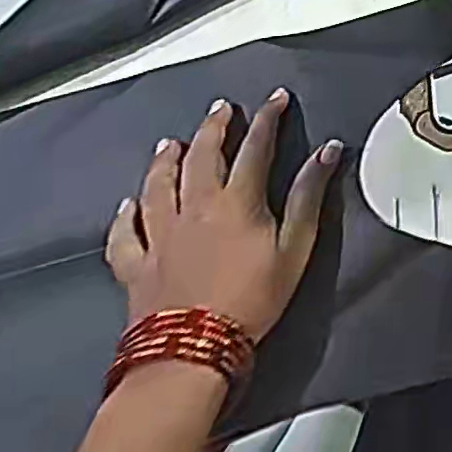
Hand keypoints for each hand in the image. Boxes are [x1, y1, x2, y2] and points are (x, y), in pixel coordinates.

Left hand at [105, 90, 341, 341]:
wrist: (191, 353)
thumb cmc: (253, 298)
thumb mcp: (295, 246)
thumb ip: (309, 194)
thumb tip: (327, 150)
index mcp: (236, 201)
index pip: (255, 147)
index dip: (268, 118)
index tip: (277, 98)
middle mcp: (195, 208)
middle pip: (201, 157)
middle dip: (213, 128)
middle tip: (220, 108)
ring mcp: (160, 236)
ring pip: (158, 186)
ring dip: (166, 160)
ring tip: (171, 142)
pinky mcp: (136, 266)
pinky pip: (124, 235)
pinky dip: (124, 216)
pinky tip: (126, 204)